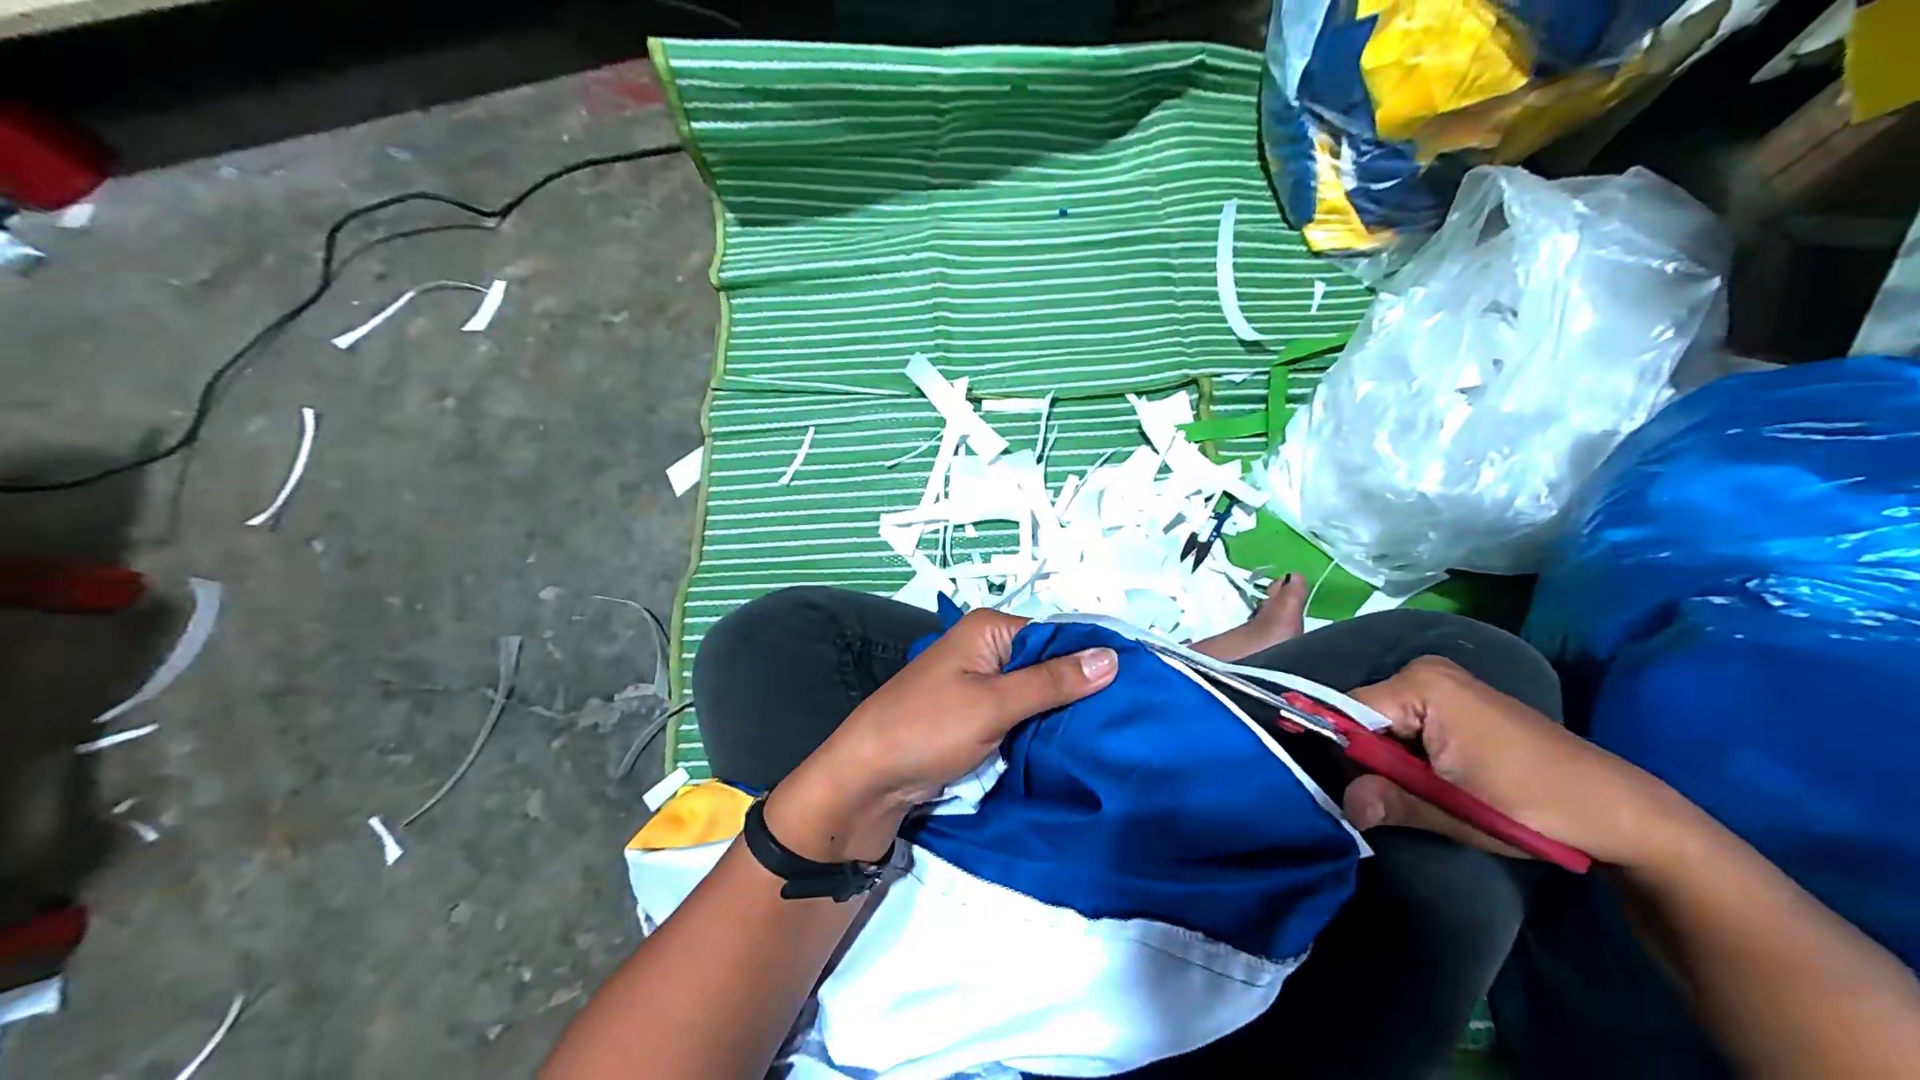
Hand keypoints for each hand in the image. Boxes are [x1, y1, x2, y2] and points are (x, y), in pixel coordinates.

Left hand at [765, 609, 1117, 861]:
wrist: (868, 779)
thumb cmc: (927, 729)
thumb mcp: (994, 704)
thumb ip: (1052, 682)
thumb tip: (1112, 657)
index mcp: (988, 631)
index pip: (1054, 635)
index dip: (1090, 659)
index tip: (1132, 688)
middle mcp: (984, 649)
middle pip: (1046, 664)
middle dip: (1077, 690)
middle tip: (1123, 719)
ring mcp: (978, 684)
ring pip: (1034, 694)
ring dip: (1058, 714)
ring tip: (1106, 734)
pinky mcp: (975, 716)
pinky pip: (1018, 716)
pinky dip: (1037, 730)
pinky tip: (1069, 746)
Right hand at [1342, 656, 1690, 867]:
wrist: (1622, 813)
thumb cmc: (1537, 804)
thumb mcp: (1458, 809)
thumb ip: (1391, 800)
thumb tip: (1343, 807)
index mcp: (1421, 684)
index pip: (1346, 712)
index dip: (1341, 753)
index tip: (1349, 791)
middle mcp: (1426, 672)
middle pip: (1363, 717)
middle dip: (1369, 760)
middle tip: (1384, 801)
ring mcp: (1442, 686)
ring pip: (1383, 724)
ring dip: (1389, 762)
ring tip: (1413, 794)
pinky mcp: (1455, 704)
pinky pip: (1406, 725)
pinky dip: (1407, 756)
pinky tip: (1427, 783)